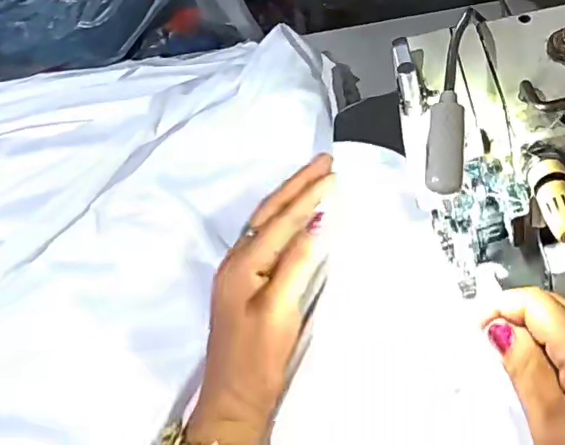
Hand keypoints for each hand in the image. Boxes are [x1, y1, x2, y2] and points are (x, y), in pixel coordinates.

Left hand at [188, 154, 332, 444]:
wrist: (232, 403)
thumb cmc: (257, 362)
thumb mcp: (280, 313)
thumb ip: (295, 265)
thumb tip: (315, 225)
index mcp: (243, 263)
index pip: (282, 220)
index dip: (308, 196)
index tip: (332, 174)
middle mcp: (236, 259)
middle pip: (270, 210)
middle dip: (297, 183)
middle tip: (323, 161)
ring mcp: (238, 269)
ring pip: (266, 219)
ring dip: (290, 194)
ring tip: (313, 176)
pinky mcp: (244, 281)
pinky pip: (266, 234)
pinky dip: (284, 216)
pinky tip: (296, 213)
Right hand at [483, 288, 564, 444]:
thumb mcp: (552, 424)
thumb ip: (524, 367)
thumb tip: (500, 326)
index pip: (533, 300)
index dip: (499, 308)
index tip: (476, 333)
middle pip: (549, 305)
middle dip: (515, 317)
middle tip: (488, 347)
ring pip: (563, 321)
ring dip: (534, 333)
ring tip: (510, 363)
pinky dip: (554, 349)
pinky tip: (542, 377)